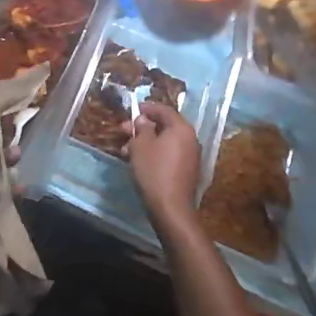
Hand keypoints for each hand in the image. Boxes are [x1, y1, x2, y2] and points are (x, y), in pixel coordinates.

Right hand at [125, 102, 200, 224]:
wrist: (171, 207)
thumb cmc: (154, 171)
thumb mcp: (141, 146)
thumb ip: (142, 128)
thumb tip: (144, 120)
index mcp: (181, 128)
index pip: (164, 110)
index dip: (148, 108)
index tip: (134, 108)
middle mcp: (190, 138)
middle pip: (165, 126)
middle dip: (143, 128)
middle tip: (124, 131)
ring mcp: (191, 155)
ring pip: (165, 141)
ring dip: (146, 142)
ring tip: (126, 150)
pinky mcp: (188, 170)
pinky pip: (170, 154)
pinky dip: (155, 153)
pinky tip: (140, 161)